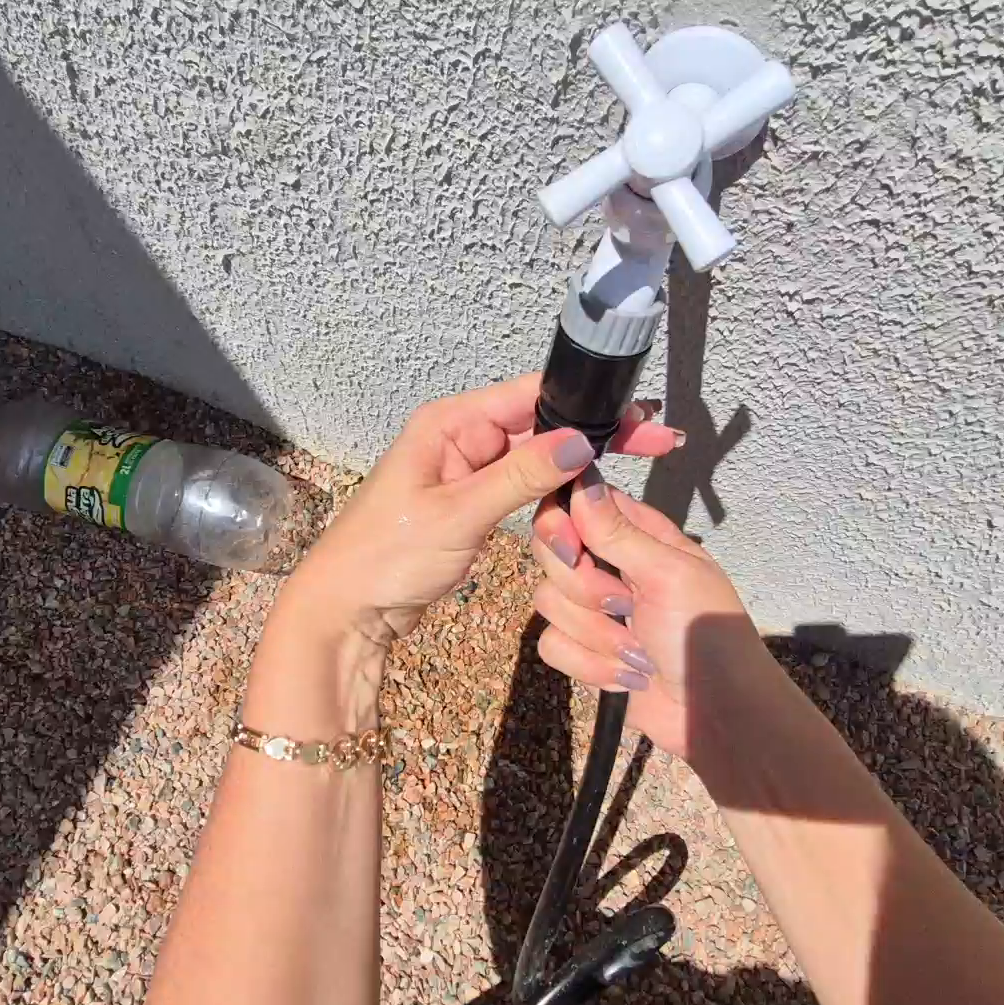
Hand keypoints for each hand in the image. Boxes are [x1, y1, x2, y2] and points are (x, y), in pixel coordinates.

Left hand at [285, 373, 681, 646]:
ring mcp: (468, 471)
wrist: (348, 609)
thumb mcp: (457, 513)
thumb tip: (579, 441)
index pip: (528, 395)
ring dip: (577, 464)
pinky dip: (554, 492)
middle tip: (655, 438)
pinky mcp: (474, 503)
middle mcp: (460, 438)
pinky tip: (588, 496)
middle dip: (593, 432)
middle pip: (538, 424)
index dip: (584, 401)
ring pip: (535, 458)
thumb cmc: (386, 556)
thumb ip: (519, 476)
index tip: (636, 412)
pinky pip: (522, 487)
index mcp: (449, 423)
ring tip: (634, 465)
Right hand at [528, 467, 770, 757]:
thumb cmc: (705, 633)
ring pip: (548, 602)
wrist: (714, 714)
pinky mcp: (580, 650)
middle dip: (583, 589)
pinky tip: (626, 675)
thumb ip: (618, 532)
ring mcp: (591, 609)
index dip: (560, 524)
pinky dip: (590, 666)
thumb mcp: (669, 574)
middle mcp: (606, 564)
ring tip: (639, 653)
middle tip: (625, 606)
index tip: (572, 549)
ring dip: (596, 636)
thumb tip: (581, 479)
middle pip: (549, 552)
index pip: (574, 504)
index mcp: (634, 535)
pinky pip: (551, 645)